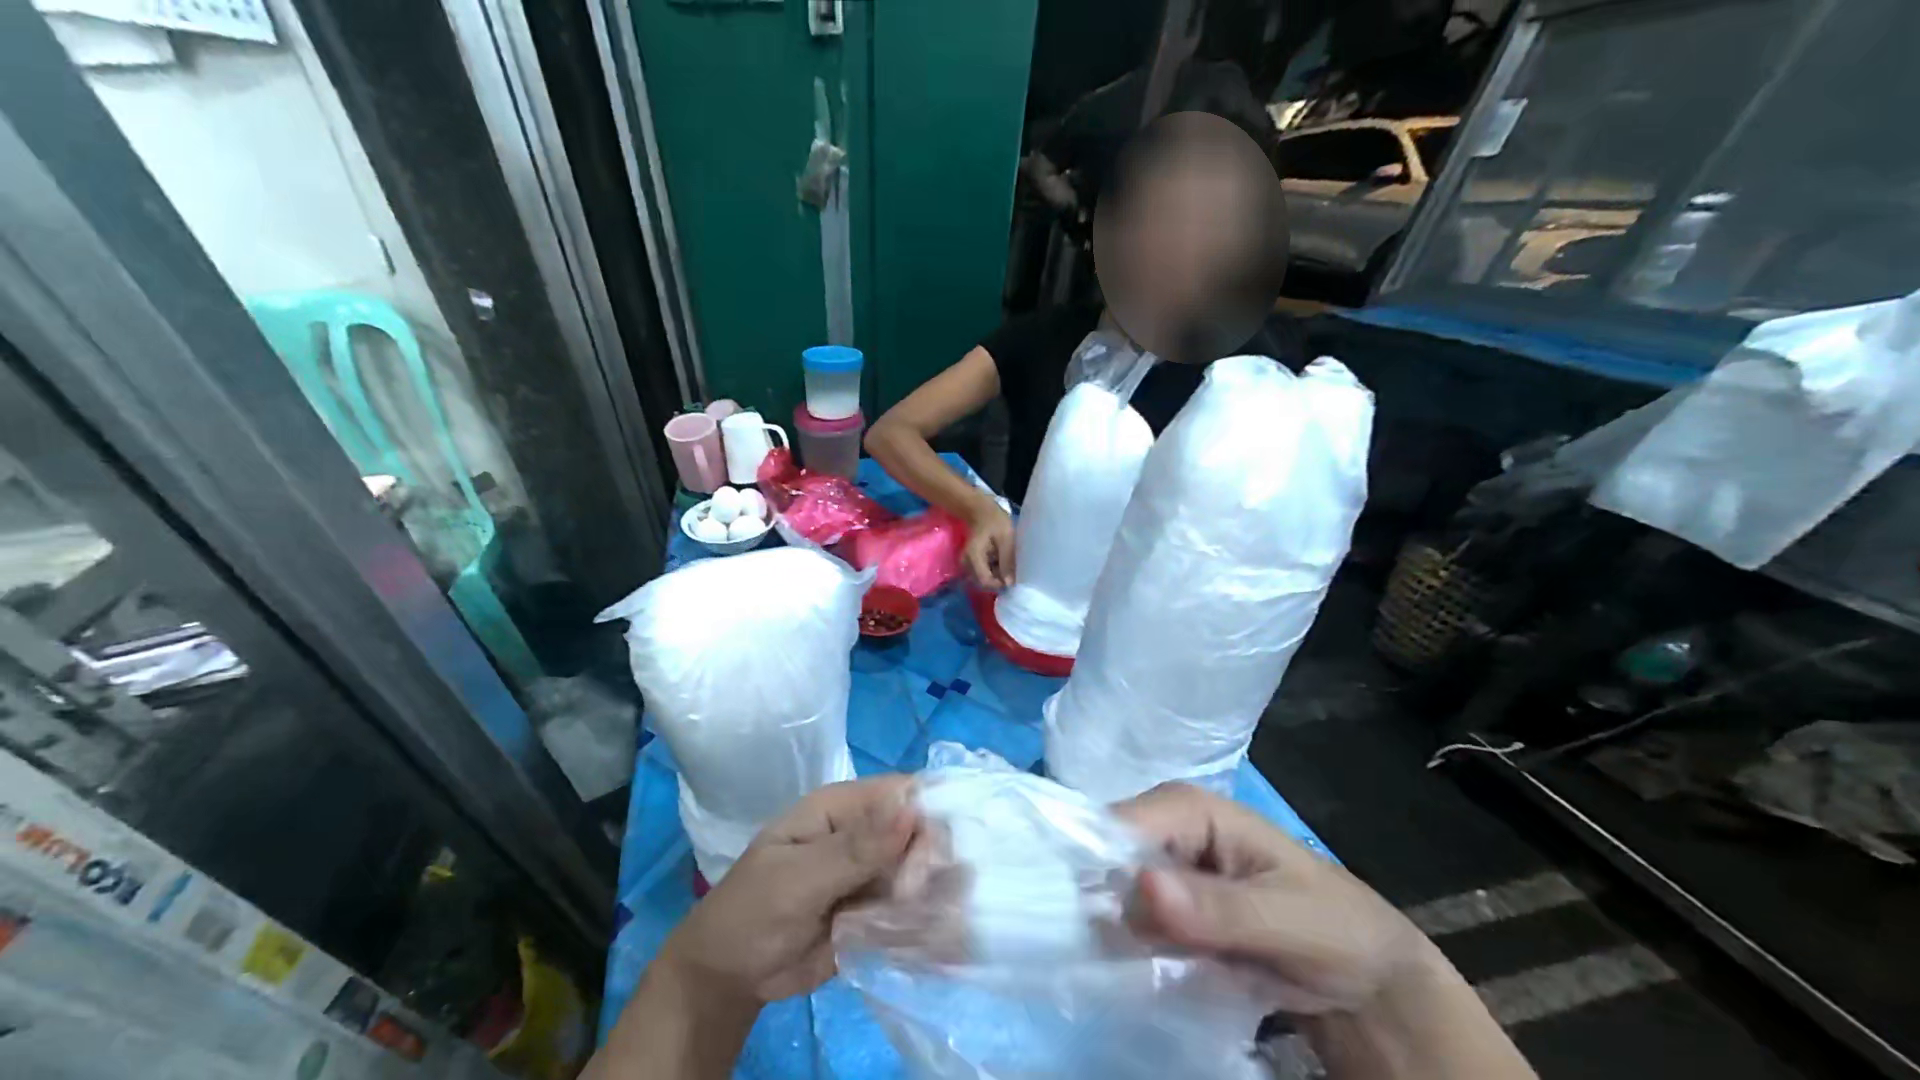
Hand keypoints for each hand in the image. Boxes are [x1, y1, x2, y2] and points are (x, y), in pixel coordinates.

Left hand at [660, 775, 916, 1004]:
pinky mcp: (879, 910)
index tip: (920, 868)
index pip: (904, 794)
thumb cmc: (750, 913)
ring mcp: (875, 873)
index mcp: (842, 808)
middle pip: (923, 835)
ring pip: (927, 875)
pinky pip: (917, 911)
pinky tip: (924, 950)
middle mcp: (866, 833)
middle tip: (905, 907)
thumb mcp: (796, 880)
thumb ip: (854, 850)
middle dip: (927, 871)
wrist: (728, 978)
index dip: (923, 821)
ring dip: (931, 903)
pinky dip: (925, 928)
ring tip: (913, 933)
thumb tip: (912, 811)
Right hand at [962, 499, 1015, 588]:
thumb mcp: (1005, 538)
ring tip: (1006, 562)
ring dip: (996, 575)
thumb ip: (1007, 560)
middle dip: (998, 579)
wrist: (980, 511)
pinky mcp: (970, 563)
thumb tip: (1010, 584)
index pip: (985, 581)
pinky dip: (993, 570)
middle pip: (983, 582)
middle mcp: (966, 563)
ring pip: (983, 579)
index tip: (1012, 577)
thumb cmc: (994, 521)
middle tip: (1011, 568)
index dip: (999, 584)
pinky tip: (999, 560)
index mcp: (974, 557)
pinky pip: (982, 573)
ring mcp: (966, 563)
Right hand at [1114, 782, 1429, 1013]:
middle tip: (1139, 955)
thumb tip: (1143, 887)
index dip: (1099, 871)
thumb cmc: (1337, 930)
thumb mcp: (1288, 920)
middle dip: (1108, 908)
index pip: (1115, 825)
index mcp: (1188, 807)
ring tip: (1153, 967)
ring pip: (1107, 895)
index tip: (1098, 926)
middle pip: (1102, 859)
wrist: (1367, 977)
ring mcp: (1160, 866)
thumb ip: (1220, 907)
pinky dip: (1131, 951)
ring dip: (1120, 936)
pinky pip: (1124, 923)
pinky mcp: (1162, 904)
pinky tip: (1150, 971)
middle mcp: (1163, 826)